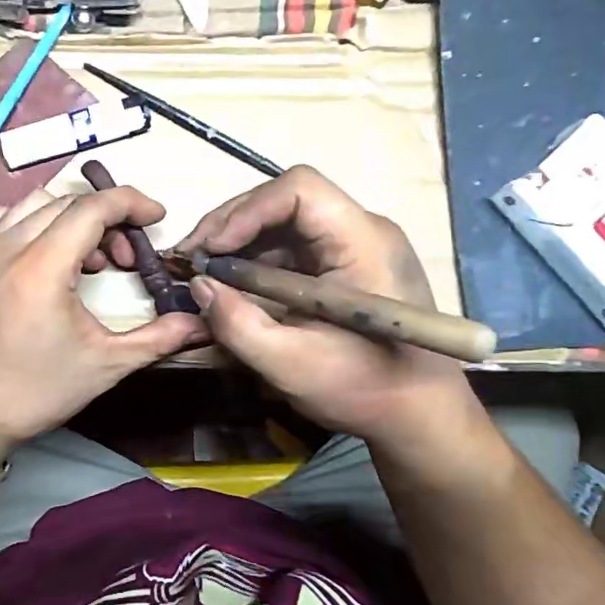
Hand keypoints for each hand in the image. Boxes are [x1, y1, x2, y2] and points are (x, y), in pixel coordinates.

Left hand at [0, 187, 206, 469]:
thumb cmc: (37, 392)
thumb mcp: (105, 365)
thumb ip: (158, 338)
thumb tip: (200, 322)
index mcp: (40, 269)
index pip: (91, 208)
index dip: (131, 204)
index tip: (155, 218)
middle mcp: (5, 249)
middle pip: (66, 204)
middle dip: (105, 220)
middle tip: (123, 261)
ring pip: (32, 205)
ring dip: (68, 219)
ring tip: (85, 260)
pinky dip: (28, 223)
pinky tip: (41, 254)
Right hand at [176, 166, 475, 451]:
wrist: (417, 413)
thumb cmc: (363, 389)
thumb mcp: (289, 363)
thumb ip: (237, 324)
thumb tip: (198, 286)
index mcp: (363, 242)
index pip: (299, 190)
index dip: (246, 211)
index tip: (209, 250)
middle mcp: (359, 231)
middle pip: (283, 201)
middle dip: (229, 226)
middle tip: (188, 260)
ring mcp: (350, 247)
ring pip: (280, 223)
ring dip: (234, 243)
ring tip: (199, 272)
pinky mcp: (338, 267)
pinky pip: (287, 249)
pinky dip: (249, 261)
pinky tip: (225, 283)